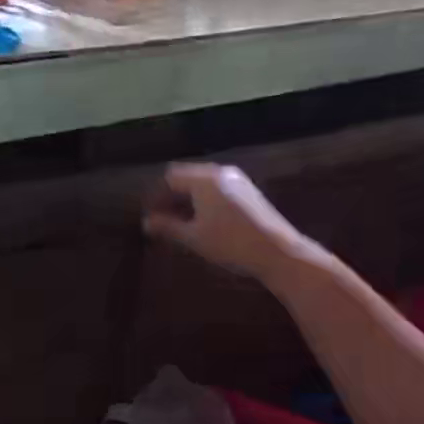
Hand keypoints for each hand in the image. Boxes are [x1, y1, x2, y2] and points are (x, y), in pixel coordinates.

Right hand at [142, 164, 329, 280]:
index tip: (149, 216)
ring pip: (202, 183)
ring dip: (187, 199)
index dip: (156, 196)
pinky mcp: (248, 191)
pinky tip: (202, 221)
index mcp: (204, 180)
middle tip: (161, 220)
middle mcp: (220, 173)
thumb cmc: (230, 243)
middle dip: (171, 197)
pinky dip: (204, 200)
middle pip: (186, 177)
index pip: (170, 178)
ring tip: (179, 223)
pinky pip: (217, 189)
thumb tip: (146, 222)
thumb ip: (167, 227)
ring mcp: (237, 180)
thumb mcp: (193, 237)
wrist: (277, 251)